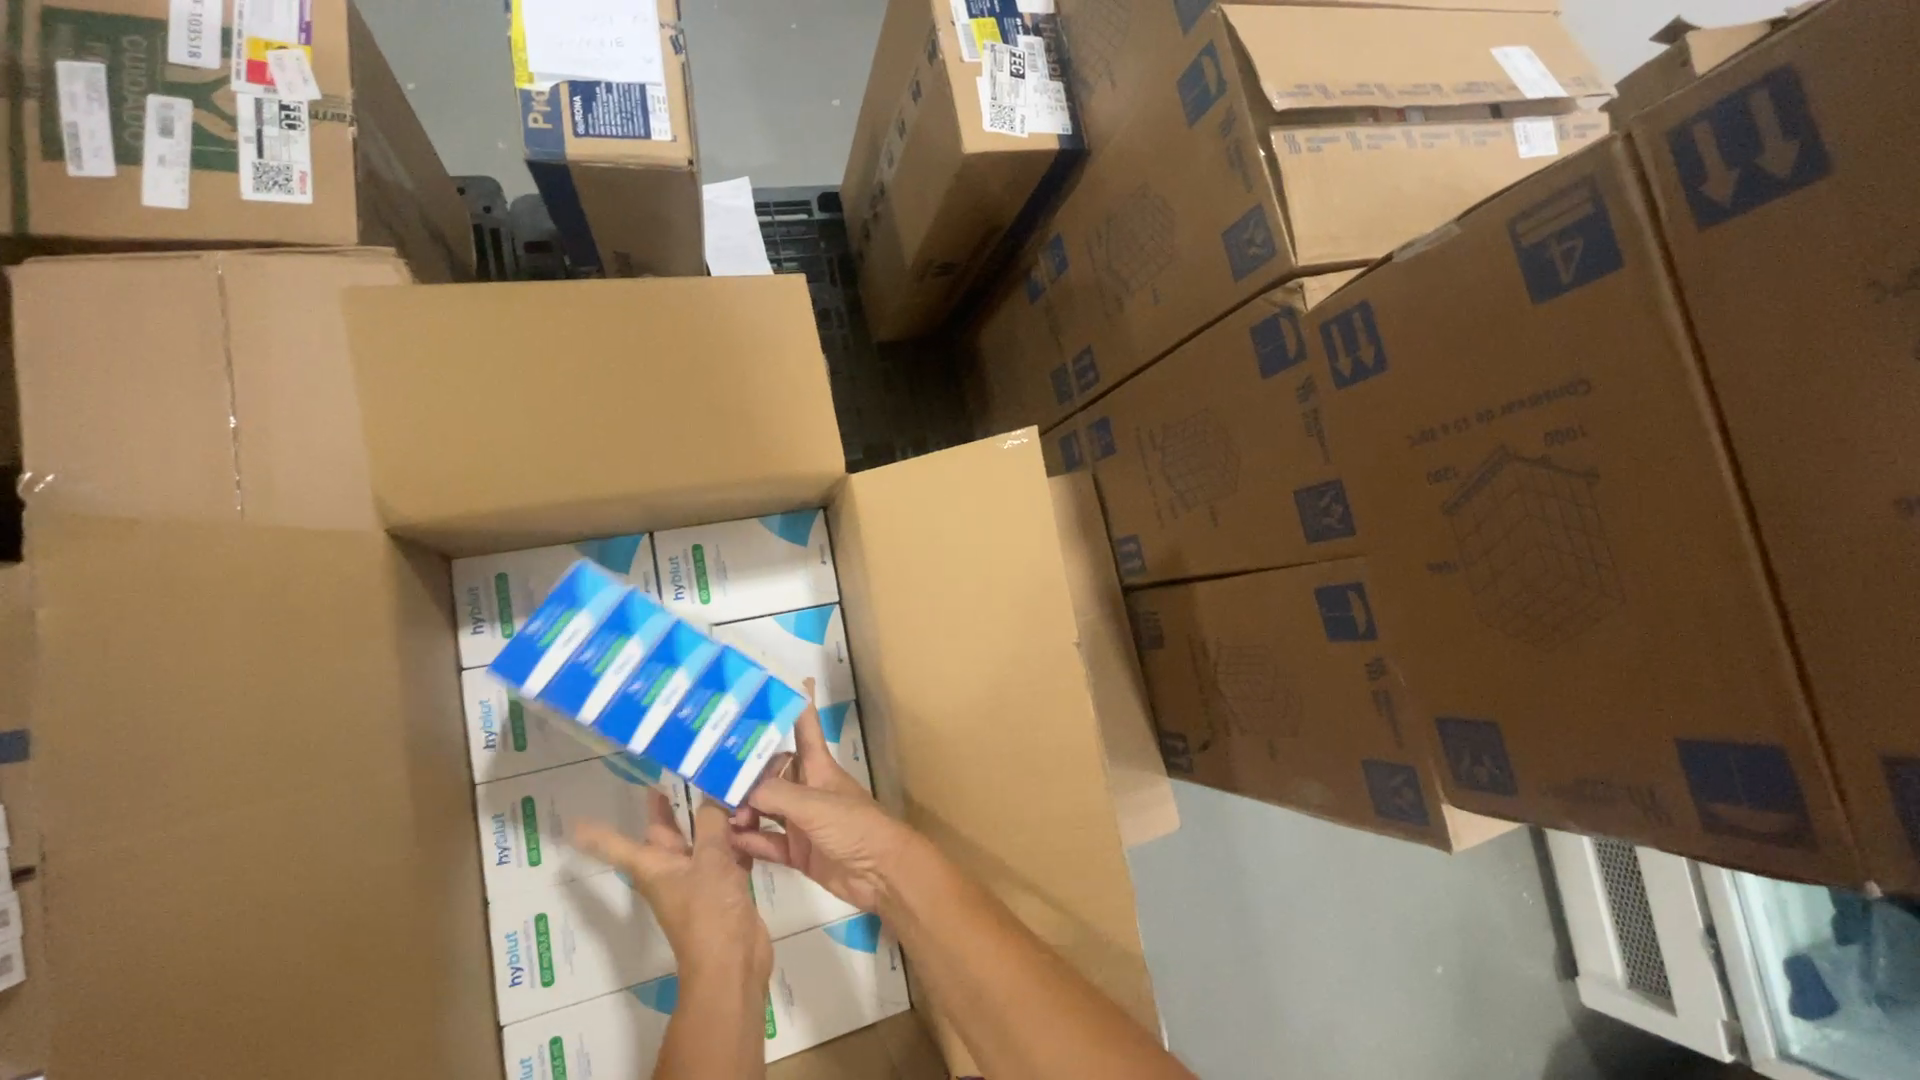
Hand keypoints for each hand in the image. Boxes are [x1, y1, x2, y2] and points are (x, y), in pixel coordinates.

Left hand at [574, 791, 771, 985]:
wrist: (731, 963)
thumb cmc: (708, 912)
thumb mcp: (709, 861)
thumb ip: (711, 824)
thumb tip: (711, 797)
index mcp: (653, 866)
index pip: (616, 846)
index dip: (597, 835)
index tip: (576, 824)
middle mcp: (672, 870)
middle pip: (664, 834)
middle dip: (666, 807)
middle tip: (671, 774)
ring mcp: (699, 879)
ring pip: (700, 841)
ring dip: (710, 819)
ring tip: (722, 785)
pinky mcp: (725, 887)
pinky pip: (726, 854)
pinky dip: (735, 838)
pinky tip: (751, 818)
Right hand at [729, 681, 915, 912]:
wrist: (882, 873)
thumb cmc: (855, 826)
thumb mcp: (814, 804)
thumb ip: (776, 795)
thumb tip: (741, 791)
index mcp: (818, 767)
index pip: (805, 727)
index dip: (796, 705)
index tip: (781, 681)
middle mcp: (808, 789)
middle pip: (772, 772)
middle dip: (747, 774)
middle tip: (716, 780)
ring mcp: (803, 822)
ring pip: (765, 807)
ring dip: (744, 809)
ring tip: (720, 814)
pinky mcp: (799, 852)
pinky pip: (767, 842)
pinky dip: (750, 841)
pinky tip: (729, 840)